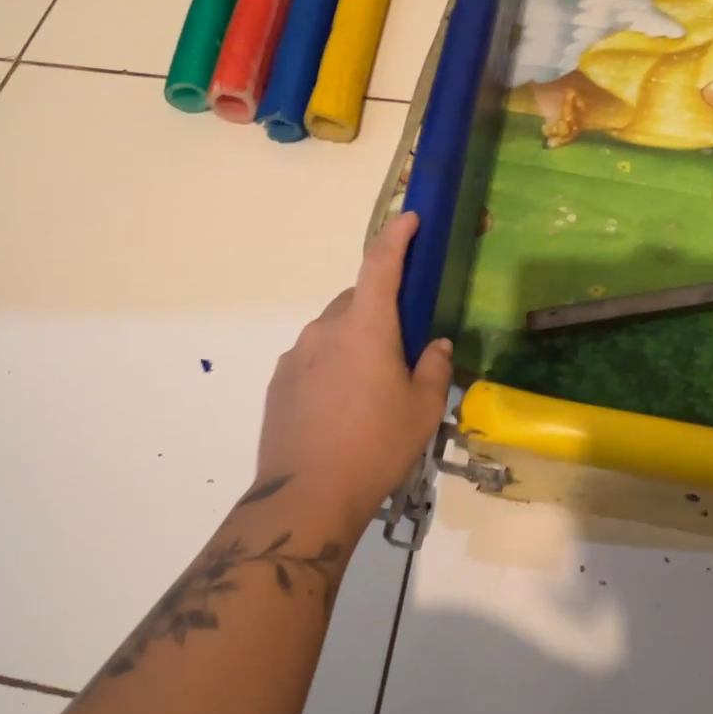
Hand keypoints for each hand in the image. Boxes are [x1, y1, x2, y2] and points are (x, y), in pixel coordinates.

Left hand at [257, 213, 454, 528]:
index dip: (396, 236)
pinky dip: (331, 364)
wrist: (307, 495)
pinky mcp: (278, 381)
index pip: (380, 264)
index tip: (409, 217)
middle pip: (357, 300)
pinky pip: (312, 356)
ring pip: (333, 329)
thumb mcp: (422, 410)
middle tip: (401, 344)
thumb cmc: (376, 447)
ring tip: (370, 386)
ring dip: (354, 340)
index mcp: (366, 328)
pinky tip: (340, 405)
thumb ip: (433, 367)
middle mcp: (326, 330)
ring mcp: (296, 355)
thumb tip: (434, 344)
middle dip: (380, 308)